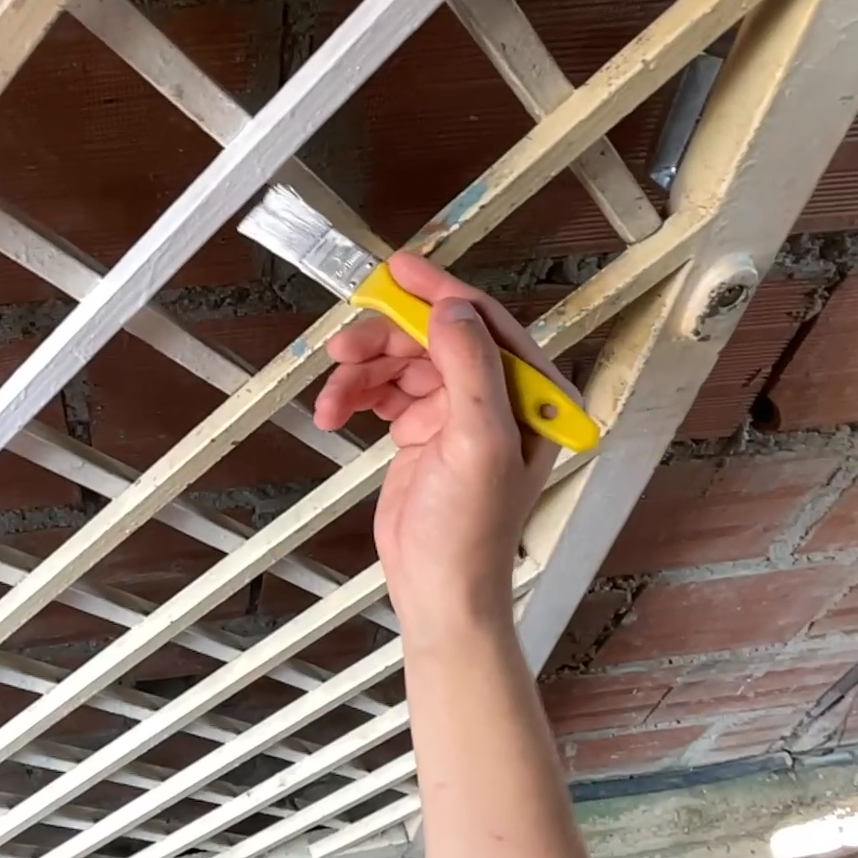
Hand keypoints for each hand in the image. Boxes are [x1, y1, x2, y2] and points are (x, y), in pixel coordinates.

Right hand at [313, 254, 577, 634]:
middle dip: (383, 343)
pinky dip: (354, 398)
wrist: (435, 586)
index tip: (394, 270)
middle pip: (430, 341)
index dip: (437, 293)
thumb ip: (470, 369)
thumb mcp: (477, 444)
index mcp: (527, 394)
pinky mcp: (418, 430)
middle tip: (340, 350)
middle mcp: (492, 395)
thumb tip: (449, 308)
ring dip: (360, 376)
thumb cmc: (468, 526)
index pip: (482, 324)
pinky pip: (382, 393)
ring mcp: (452, 412)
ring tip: (331, 402)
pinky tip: (333, 415)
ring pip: (399, 366)